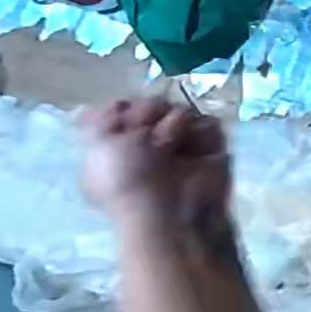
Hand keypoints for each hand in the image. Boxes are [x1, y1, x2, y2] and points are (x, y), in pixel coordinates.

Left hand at [81, 98, 232, 228]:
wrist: (171, 209)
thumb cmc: (127, 181)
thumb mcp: (98, 147)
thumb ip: (99, 118)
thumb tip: (113, 104)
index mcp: (118, 142)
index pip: (124, 105)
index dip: (123, 110)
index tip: (121, 125)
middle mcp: (150, 139)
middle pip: (154, 102)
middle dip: (149, 117)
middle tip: (147, 140)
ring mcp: (183, 140)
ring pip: (183, 109)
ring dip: (175, 127)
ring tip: (172, 148)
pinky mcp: (212, 145)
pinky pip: (210, 122)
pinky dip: (202, 134)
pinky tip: (194, 150)